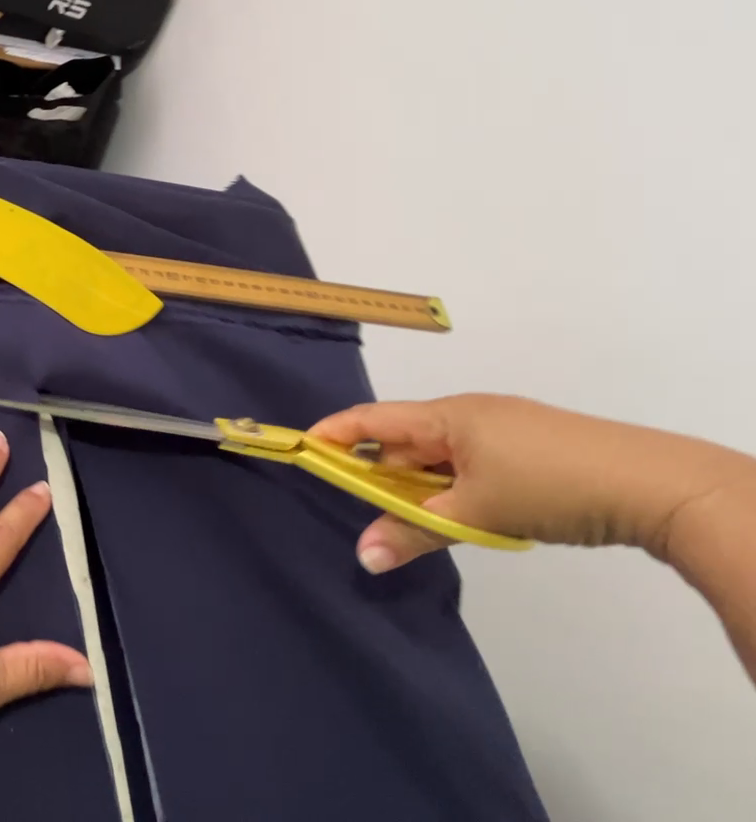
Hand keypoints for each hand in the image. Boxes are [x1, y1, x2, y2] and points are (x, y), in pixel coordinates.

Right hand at [310, 394, 755, 571]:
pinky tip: (462, 511)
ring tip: (410, 514)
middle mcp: (471, 413)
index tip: (303, 453)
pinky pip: (471, 460)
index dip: (333, 433)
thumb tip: (363, 558)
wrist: (668, 488)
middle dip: (377, 467)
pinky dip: (452, 483)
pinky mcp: (536, 448)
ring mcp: (507, 429)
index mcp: (448, 415)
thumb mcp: (475, 513)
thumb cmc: (552, 485)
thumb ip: (414, 532)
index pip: (371, 418)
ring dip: (418, 481)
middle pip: (404, 436)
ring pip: (439, 452)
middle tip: (357, 501)